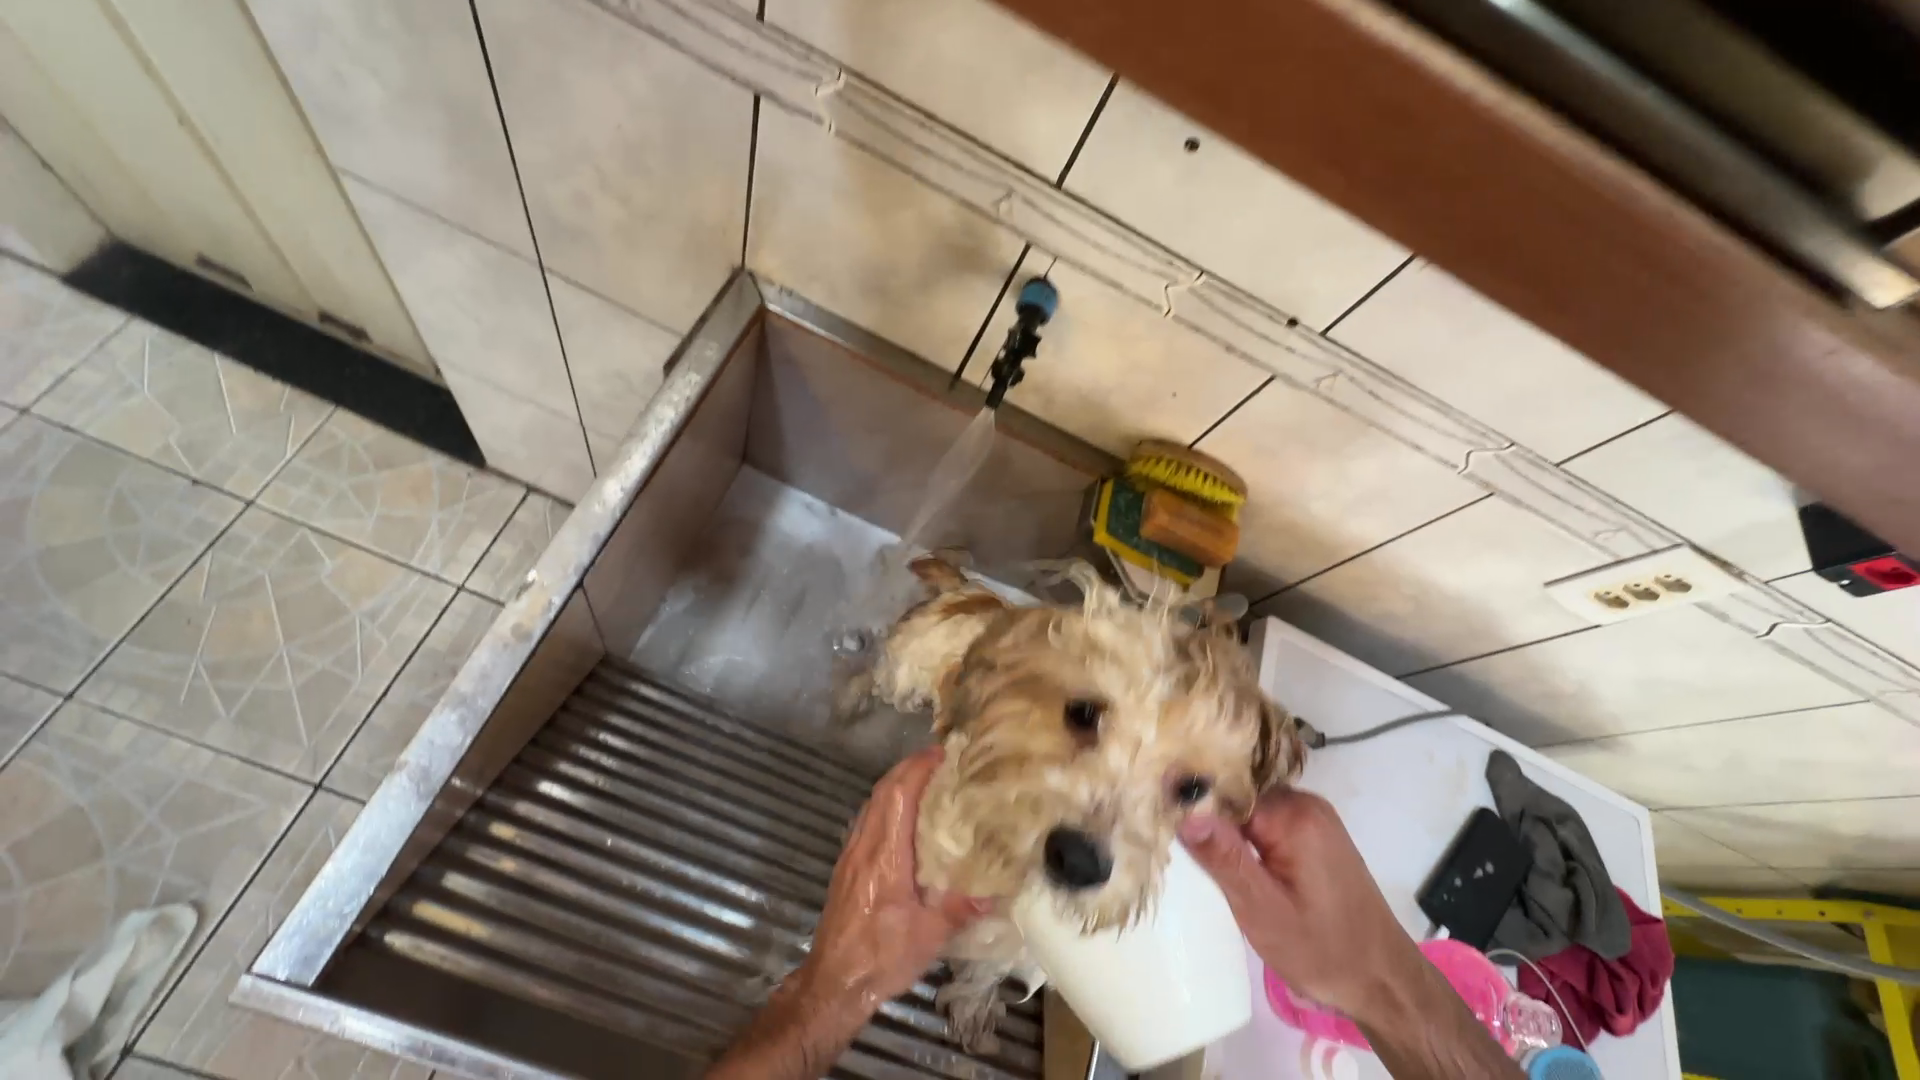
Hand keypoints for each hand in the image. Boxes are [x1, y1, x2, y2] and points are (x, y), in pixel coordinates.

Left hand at [801, 748, 989, 1012]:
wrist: (833, 983)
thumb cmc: (880, 958)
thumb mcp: (929, 936)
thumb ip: (960, 907)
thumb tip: (995, 890)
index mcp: (885, 856)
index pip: (898, 795)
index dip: (918, 769)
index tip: (942, 754)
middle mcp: (864, 846)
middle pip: (882, 791)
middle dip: (908, 768)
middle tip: (939, 760)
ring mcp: (851, 855)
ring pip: (871, 804)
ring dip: (895, 784)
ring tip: (925, 781)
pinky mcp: (847, 867)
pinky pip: (867, 820)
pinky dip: (886, 805)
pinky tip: (904, 817)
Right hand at [1179, 789, 1423, 1024]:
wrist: (1385, 982)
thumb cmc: (1323, 951)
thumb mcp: (1264, 911)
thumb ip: (1224, 857)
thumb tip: (1184, 809)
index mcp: (1293, 815)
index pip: (1224, 789)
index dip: (1190, 802)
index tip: (1155, 815)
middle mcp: (1304, 803)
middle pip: (1235, 792)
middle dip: (1204, 812)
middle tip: (1167, 835)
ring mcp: (1312, 817)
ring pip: (1247, 805)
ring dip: (1222, 825)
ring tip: (1191, 848)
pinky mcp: (1313, 834)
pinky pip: (1264, 819)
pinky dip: (1242, 833)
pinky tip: (1226, 856)